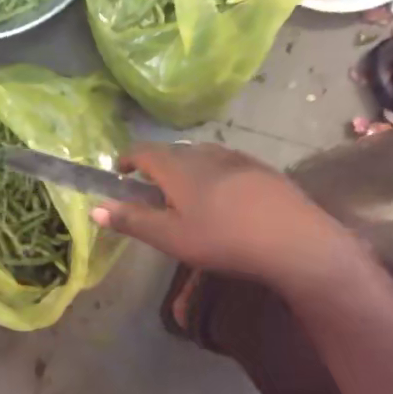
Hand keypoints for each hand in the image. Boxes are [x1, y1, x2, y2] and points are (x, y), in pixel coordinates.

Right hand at [92, 143, 356, 287]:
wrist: (297, 242)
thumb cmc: (224, 239)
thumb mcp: (171, 237)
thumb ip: (132, 221)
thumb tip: (95, 209)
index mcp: (178, 166)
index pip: (142, 151)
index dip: (126, 160)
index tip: (120, 175)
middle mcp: (205, 153)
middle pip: (171, 151)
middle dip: (156, 167)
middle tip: (152, 193)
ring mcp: (238, 158)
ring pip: (201, 156)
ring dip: (186, 170)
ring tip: (187, 196)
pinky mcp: (263, 169)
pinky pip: (226, 163)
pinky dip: (213, 175)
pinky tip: (224, 200)